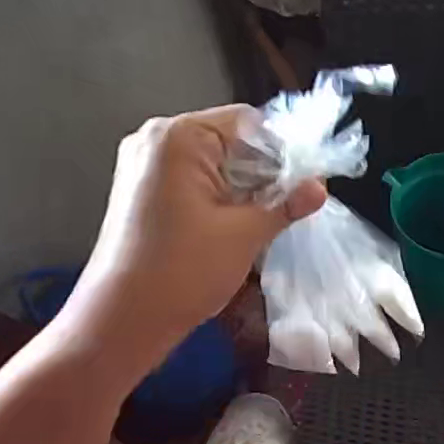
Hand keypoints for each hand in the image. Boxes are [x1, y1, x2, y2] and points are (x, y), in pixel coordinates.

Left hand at [67, 105, 326, 358]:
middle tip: (287, 207)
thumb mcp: (244, 235)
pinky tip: (232, 228)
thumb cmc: (184, 271)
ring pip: (211, 165)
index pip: (248, 123)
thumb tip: (320, 187)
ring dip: (240, 190)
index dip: (282, 152)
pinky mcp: (139, 192)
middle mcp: (154, 139)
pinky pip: (190, 182)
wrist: (123, 320)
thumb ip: (285, 205)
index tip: (304, 184)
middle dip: (261, 174)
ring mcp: (142, 166)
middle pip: (228, 141)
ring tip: (260, 223)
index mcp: (179, 136)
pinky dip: (216, 199)